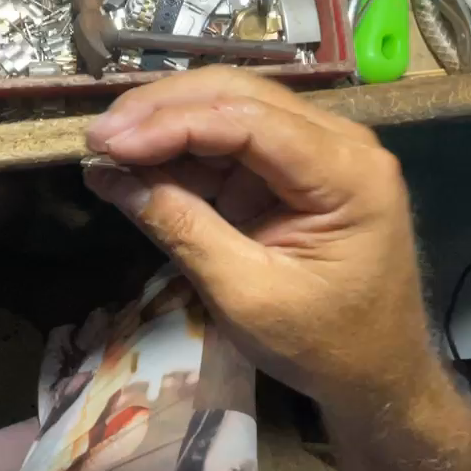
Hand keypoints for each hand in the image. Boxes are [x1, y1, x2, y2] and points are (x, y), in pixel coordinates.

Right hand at [82, 67, 437, 417]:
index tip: (108, 145)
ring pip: (222, 108)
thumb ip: (181, 228)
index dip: (169, 125)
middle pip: (234, 96)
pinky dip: (172, 150)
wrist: (372, 374)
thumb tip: (108, 178)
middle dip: (159, 111)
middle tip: (97, 137)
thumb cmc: (322, 343)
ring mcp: (307, 152)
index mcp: (346, 172)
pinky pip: (220, 142)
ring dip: (160, 124)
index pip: (246, 121)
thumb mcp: (245, 293)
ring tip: (104, 147)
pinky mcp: (280, 170)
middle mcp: (334, 143)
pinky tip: (131, 162)